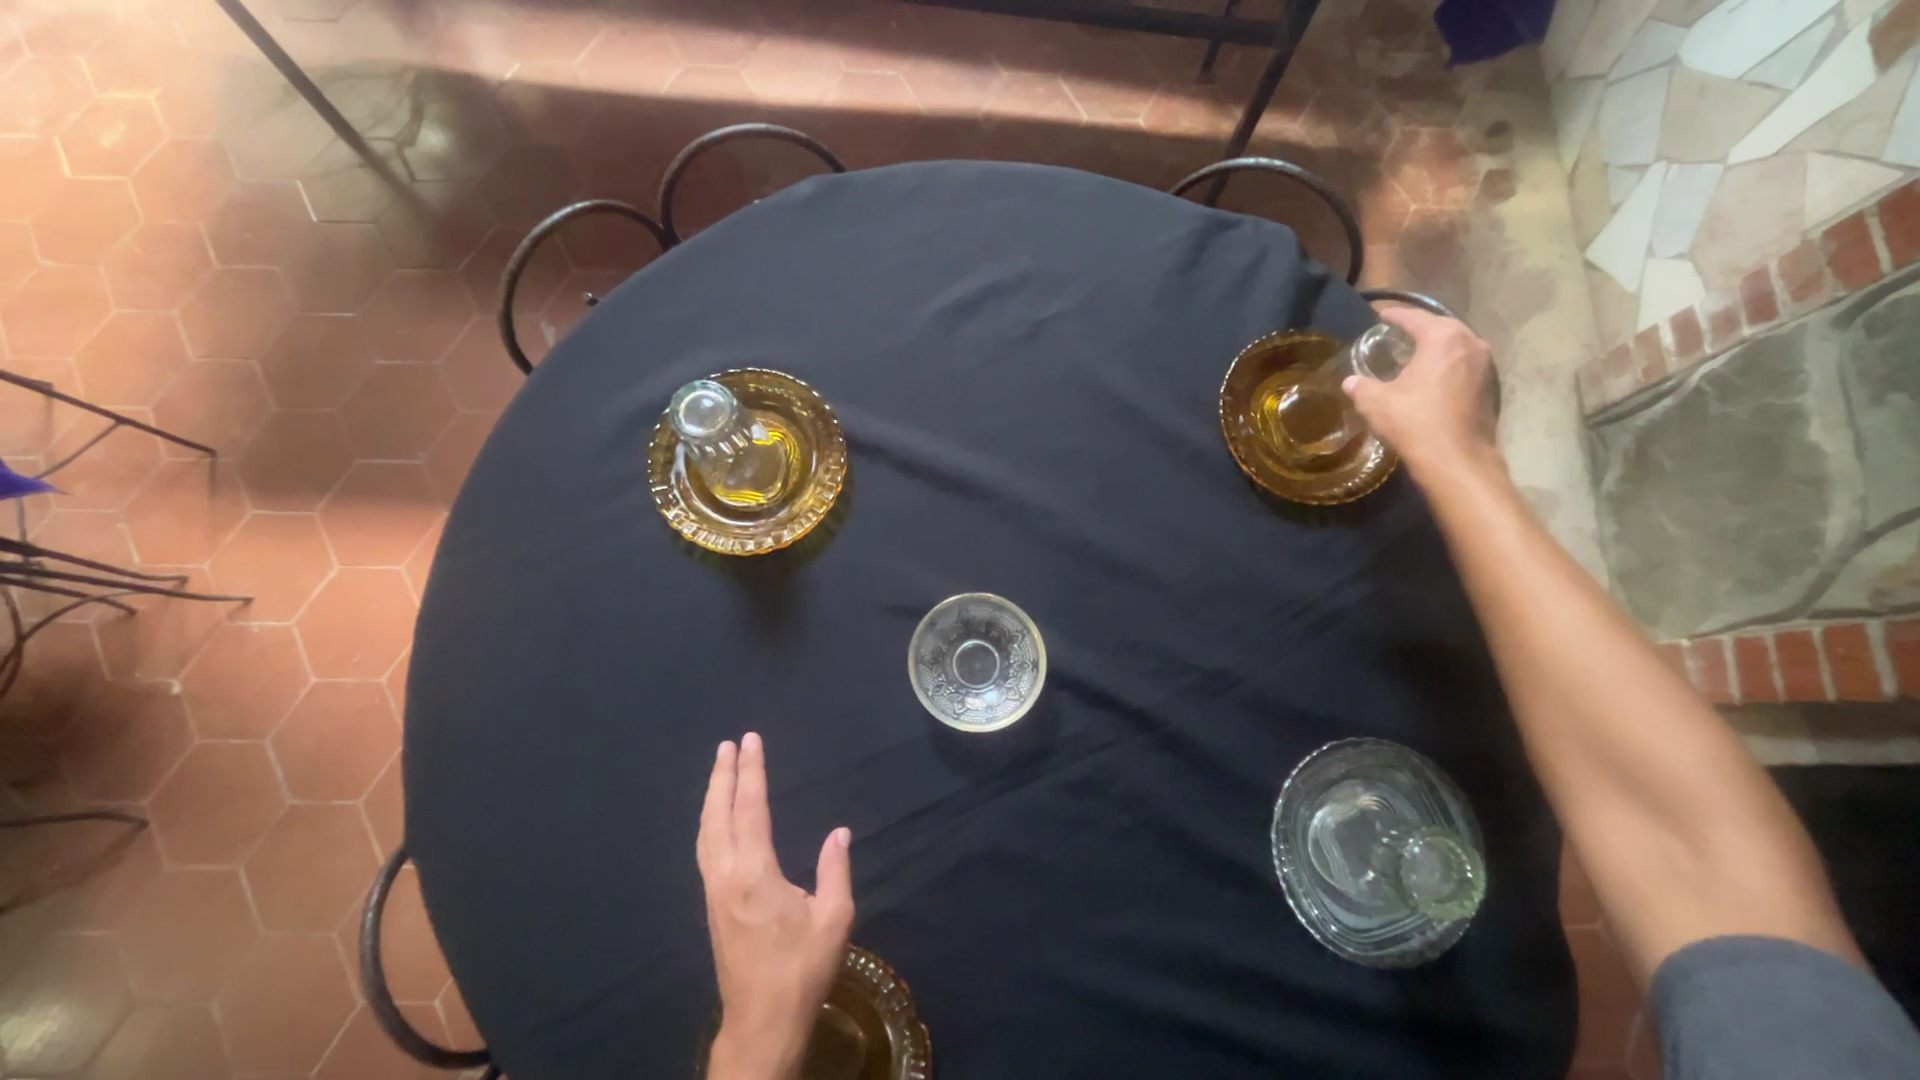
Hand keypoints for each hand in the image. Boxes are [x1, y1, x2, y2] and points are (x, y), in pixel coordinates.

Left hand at [698, 733, 853, 1079]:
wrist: (762, 1020)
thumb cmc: (802, 968)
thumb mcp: (834, 918)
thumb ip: (835, 869)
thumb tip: (839, 831)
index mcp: (755, 873)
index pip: (750, 809)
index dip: (751, 772)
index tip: (750, 742)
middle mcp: (726, 875)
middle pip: (718, 814)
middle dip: (723, 776)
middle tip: (729, 745)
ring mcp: (714, 891)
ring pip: (706, 832)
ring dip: (712, 797)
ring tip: (720, 771)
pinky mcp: (712, 906)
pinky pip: (706, 850)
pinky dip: (710, 822)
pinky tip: (716, 819)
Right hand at [1341, 306, 1496, 480]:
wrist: (1456, 458)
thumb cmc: (1415, 422)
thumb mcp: (1376, 403)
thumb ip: (1361, 387)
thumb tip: (1350, 381)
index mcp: (1442, 338)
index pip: (1415, 317)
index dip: (1395, 316)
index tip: (1381, 316)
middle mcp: (1470, 342)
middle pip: (1441, 326)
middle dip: (1420, 328)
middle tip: (1400, 334)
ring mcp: (1485, 364)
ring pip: (1458, 344)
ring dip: (1438, 346)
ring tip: (1417, 354)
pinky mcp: (1491, 385)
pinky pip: (1466, 364)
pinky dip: (1449, 364)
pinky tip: (1434, 377)